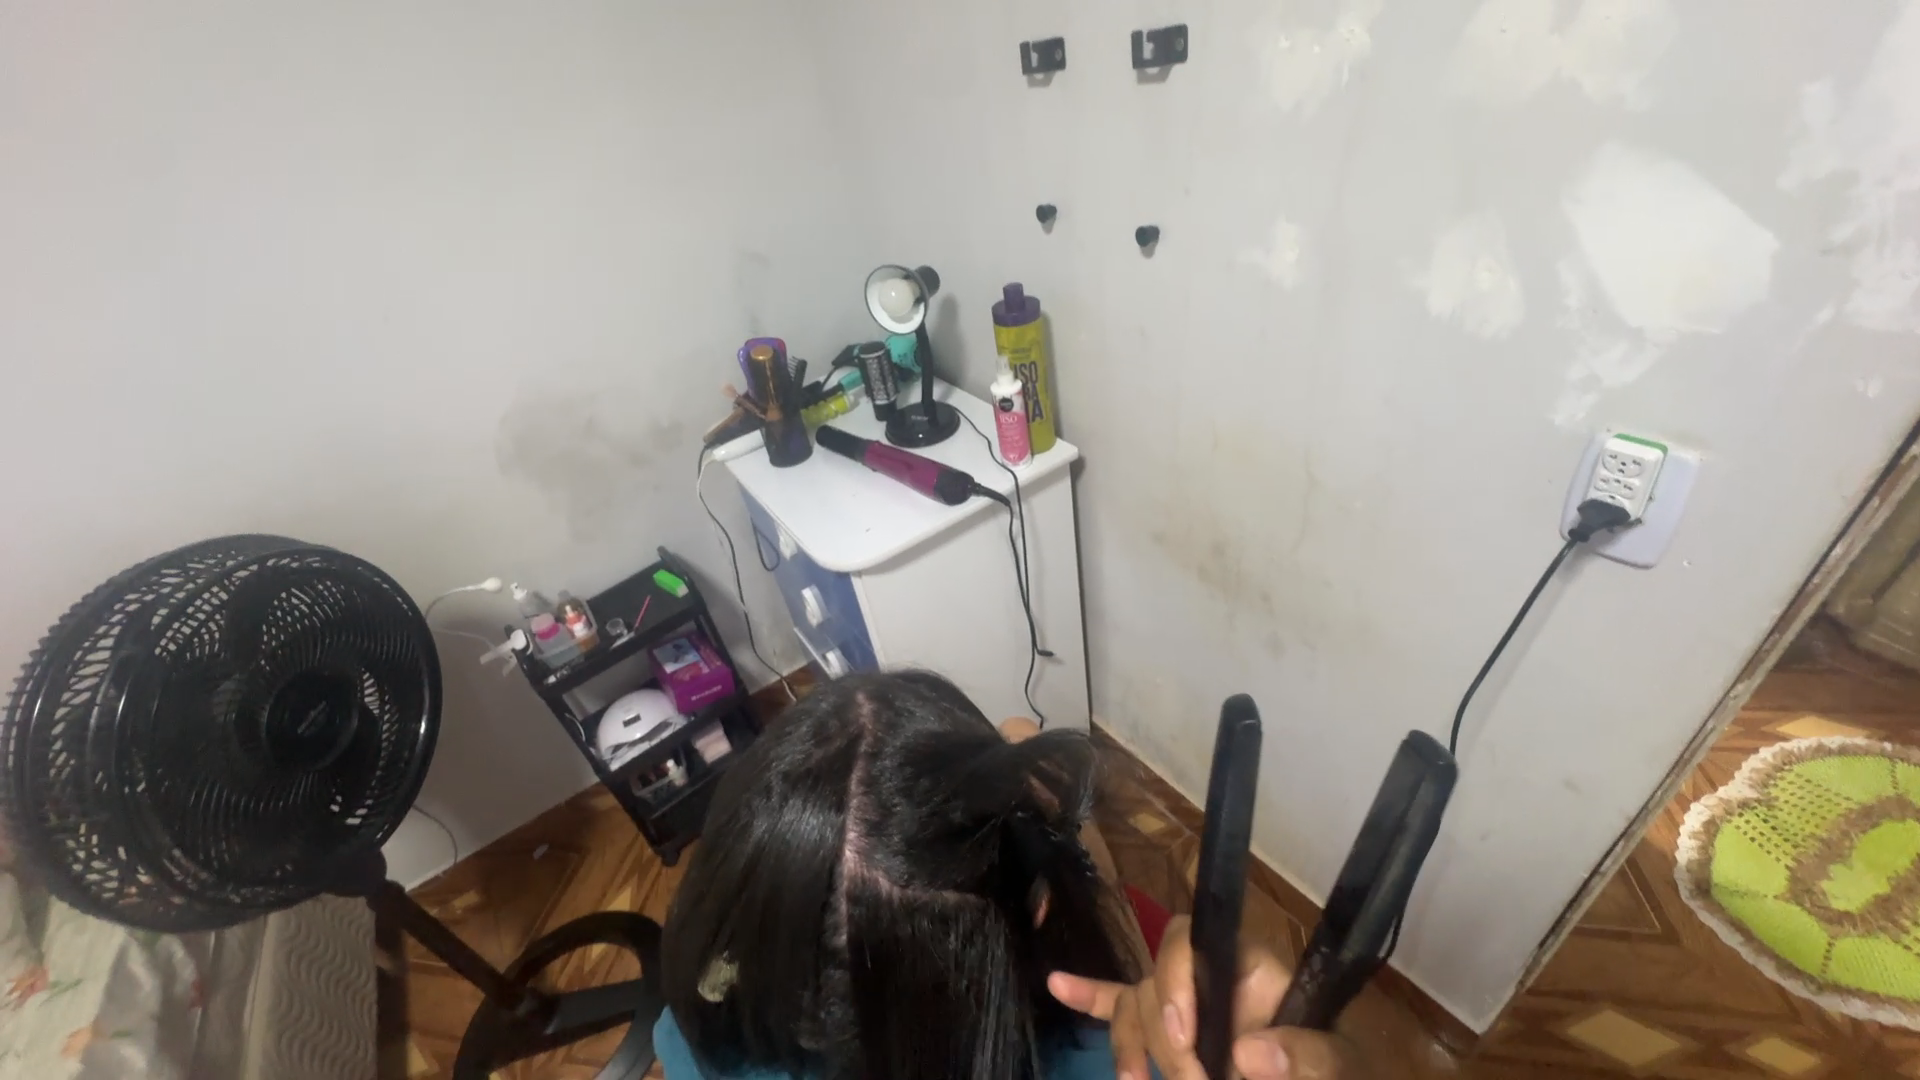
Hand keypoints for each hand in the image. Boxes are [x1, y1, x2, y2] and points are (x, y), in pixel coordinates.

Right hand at [1048, 915, 1362, 1079]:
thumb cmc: (1341, 1072)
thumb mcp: (1341, 1065)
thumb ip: (1308, 1055)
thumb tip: (1250, 1053)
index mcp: (1247, 963)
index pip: (1193, 943)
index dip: (1177, 982)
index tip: (1184, 1041)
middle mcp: (1208, 973)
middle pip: (1156, 980)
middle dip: (1163, 1040)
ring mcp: (1183, 1000)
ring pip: (1135, 1002)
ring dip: (1128, 1045)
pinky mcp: (1168, 1027)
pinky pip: (1120, 1005)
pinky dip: (1090, 998)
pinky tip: (1057, 985)